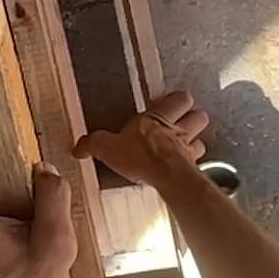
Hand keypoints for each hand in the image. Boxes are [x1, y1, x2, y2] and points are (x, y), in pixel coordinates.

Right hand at [73, 90, 208, 187]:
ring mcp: (188, 150)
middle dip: (192, 117)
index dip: (176, 100)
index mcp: (157, 118)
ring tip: (185, 145)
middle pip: (198, 115)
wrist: (167, 178)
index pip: (178, 99)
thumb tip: (77, 147)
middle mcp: (177, 130)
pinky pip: (199, 164)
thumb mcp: (107, 147)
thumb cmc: (141, 157)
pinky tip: (185, 169)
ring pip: (201, 138)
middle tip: (182, 121)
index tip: (168, 103)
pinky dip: (193, 165)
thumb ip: (92, 144)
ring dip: (195, 141)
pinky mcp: (193, 170)